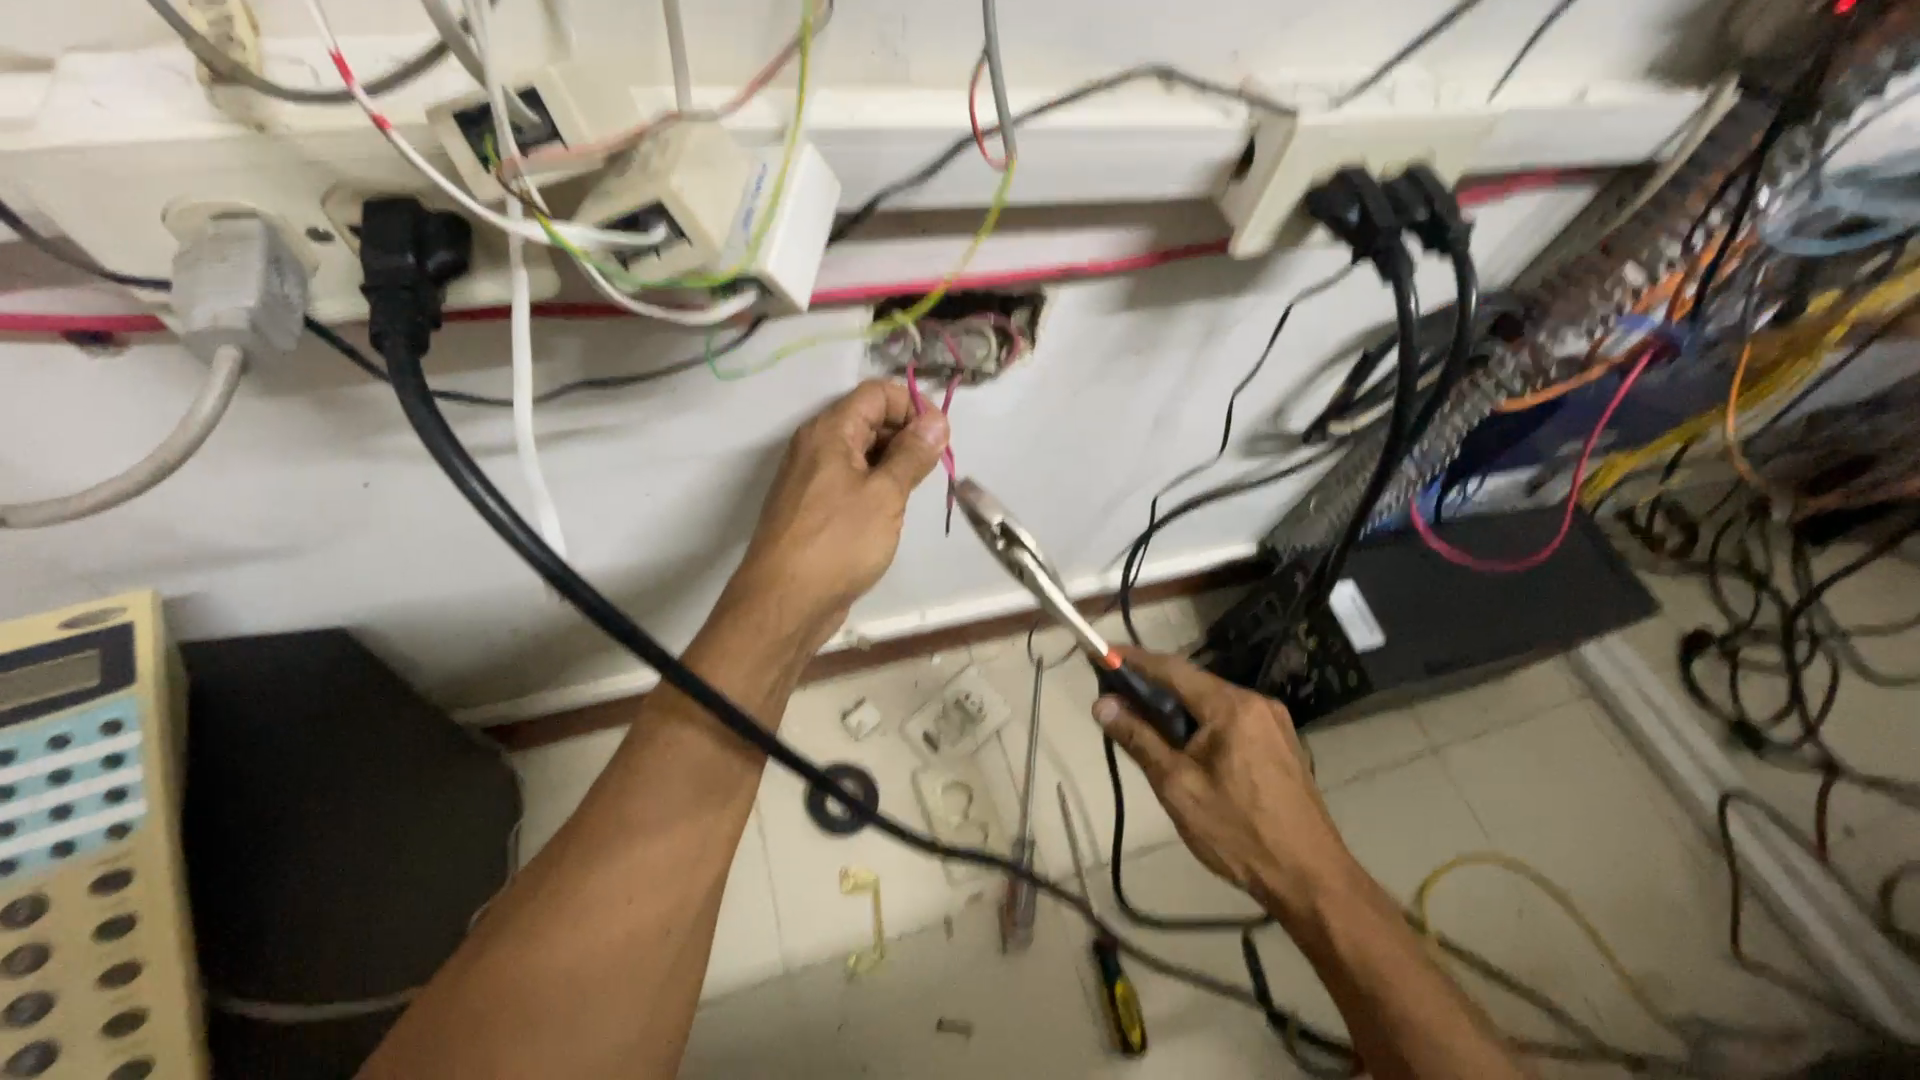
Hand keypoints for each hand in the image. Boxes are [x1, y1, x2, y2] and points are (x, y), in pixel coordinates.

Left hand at [728, 380, 949, 644]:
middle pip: (868, 419)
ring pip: (861, 453)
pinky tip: (893, 511)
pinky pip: (851, 481)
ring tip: (917, 490)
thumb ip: (912, 454)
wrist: (785, 602)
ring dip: (894, 463)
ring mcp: (812, 479)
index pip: (875, 393)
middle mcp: (816, 447)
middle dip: (906, 434)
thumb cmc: (838, 543)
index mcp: (829, 431)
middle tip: (935, 465)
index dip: (912, 405)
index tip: (941, 436)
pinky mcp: (814, 509)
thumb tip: (936, 420)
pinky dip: (877, 486)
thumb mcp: (885, 494)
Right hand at [1093, 648, 1361, 924]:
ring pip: (1212, 704)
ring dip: (1176, 710)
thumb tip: (1103, 704)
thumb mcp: (1178, 787)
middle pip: (1194, 684)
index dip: (1133, 660)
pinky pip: (1232, 721)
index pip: (1172, 669)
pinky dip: (1201, 725)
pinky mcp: (1282, 745)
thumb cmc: (1237, 832)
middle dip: (1152, 689)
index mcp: (1232, 707)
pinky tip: (1184, 749)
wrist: (1310, 877)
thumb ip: (1139, 739)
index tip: (1101, 654)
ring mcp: (1275, 723)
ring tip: (1143, 729)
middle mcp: (1257, 703)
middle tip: (1115, 702)